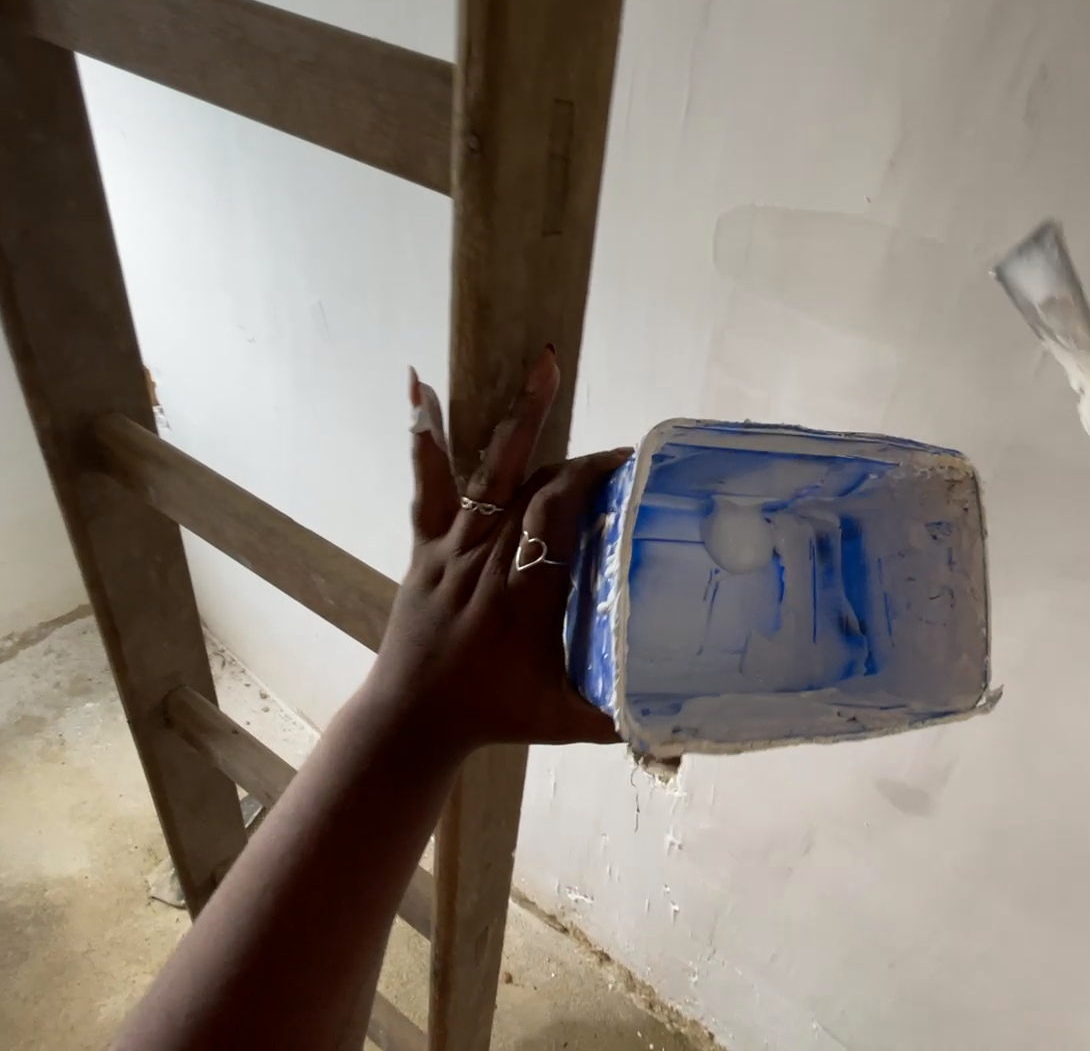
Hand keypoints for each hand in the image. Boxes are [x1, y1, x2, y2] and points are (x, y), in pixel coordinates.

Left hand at [374, 346, 627, 751]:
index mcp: (522, 595)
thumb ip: (619, 716)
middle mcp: (487, 560)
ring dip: (519, 418)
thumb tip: (679, 724)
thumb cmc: (493, 714)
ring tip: (543, 365)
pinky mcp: (427, 545)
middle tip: (618, 446)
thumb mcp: (563, 721)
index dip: (594, 482)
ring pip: (489, 471)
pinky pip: (428, 485)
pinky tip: (421, 384)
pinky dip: (427, 437)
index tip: (631, 467)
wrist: (411, 716)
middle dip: (582, 460)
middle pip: (535, 487)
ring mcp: (452, 547)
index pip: (559, 518)